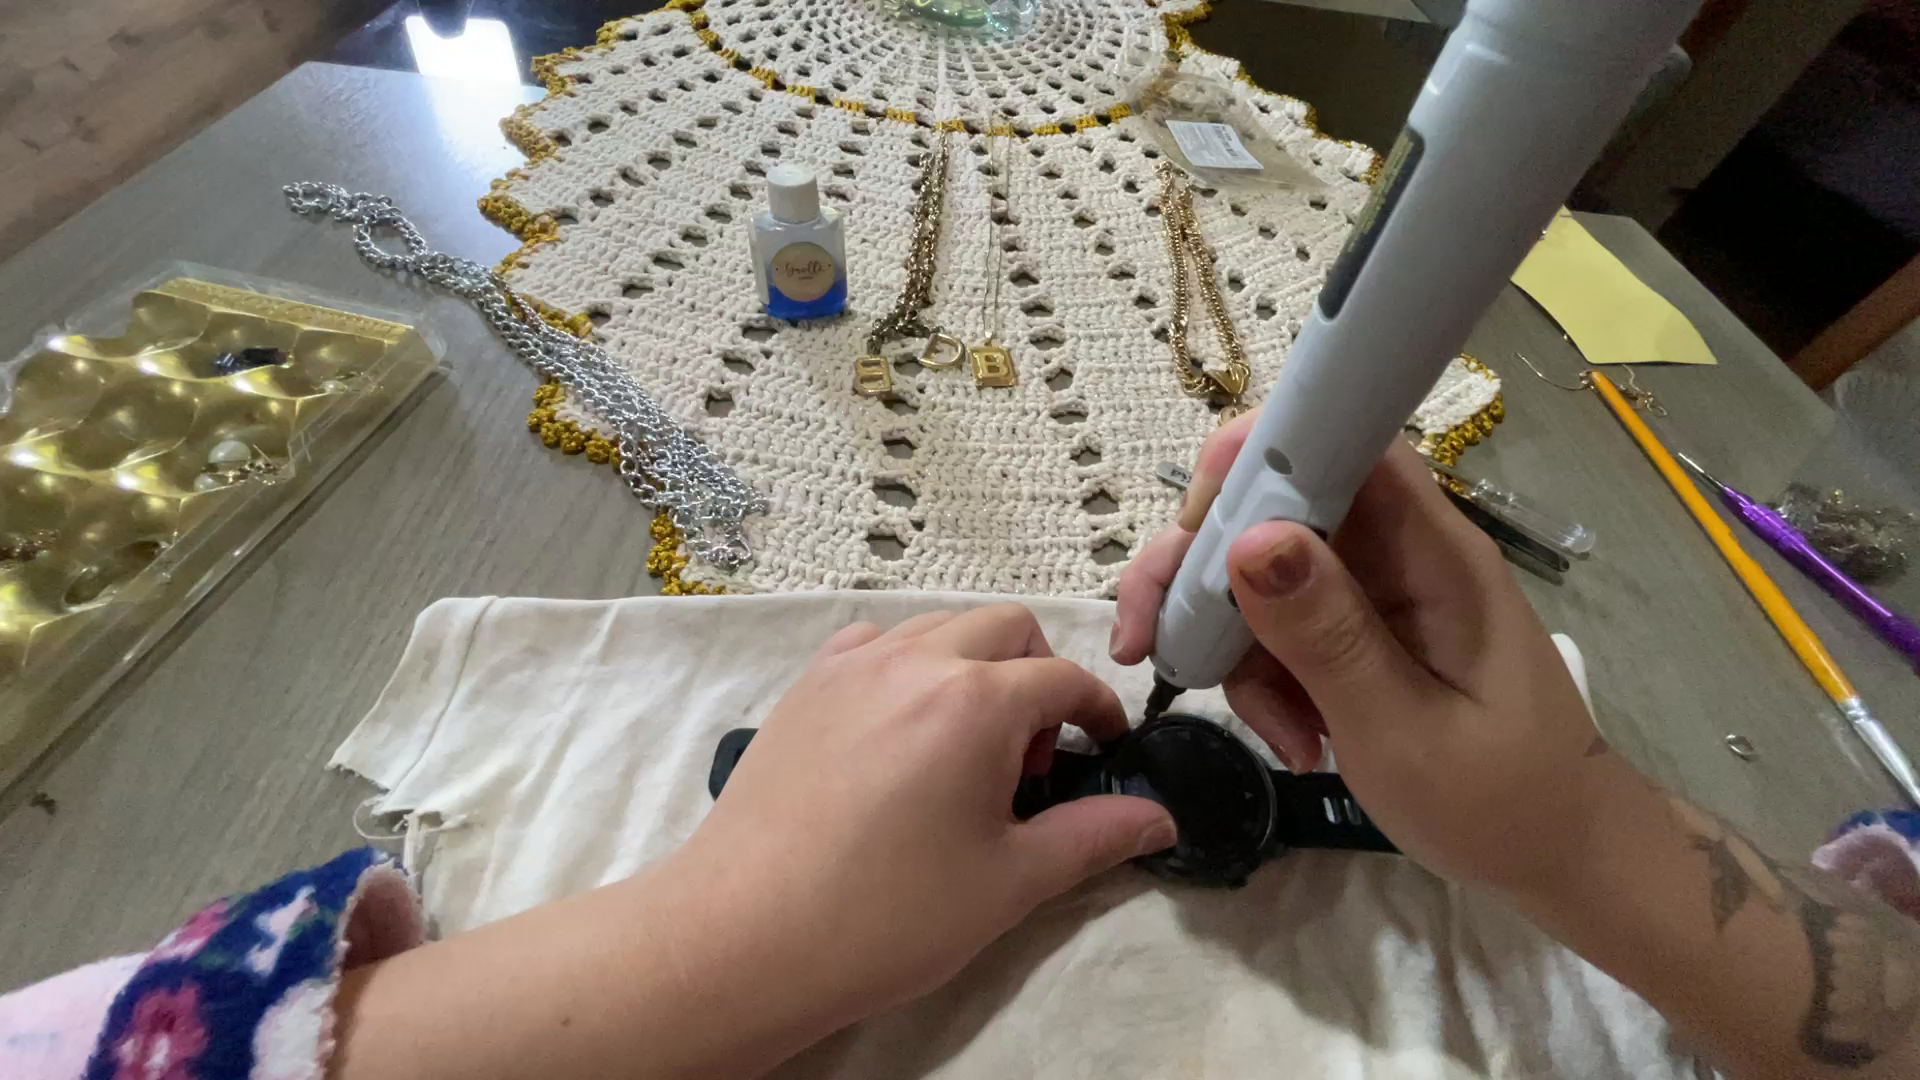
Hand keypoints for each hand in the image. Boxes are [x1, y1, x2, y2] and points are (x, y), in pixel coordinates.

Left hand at [670, 604, 1176, 1030]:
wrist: (745, 934)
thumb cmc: (888, 914)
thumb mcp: (1009, 881)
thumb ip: (1094, 836)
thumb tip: (1161, 818)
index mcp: (975, 701)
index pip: (1063, 678)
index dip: (1098, 710)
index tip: (1105, 746)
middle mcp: (917, 659)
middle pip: (1007, 627)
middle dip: (1038, 674)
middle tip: (1026, 753)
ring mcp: (855, 662)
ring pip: (942, 626)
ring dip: (976, 665)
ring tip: (961, 742)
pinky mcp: (810, 680)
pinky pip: (877, 641)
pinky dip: (910, 663)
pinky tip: (898, 723)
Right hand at [1111, 412, 1607, 896]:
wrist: (1554, 854)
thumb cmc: (1501, 803)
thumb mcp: (1404, 729)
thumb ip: (1327, 636)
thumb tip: (1249, 540)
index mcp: (1427, 552)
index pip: (1338, 448)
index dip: (1256, 458)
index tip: (1191, 527)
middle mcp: (1386, 551)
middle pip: (1264, 510)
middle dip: (1192, 569)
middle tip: (1147, 639)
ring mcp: (1360, 587)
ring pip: (1248, 571)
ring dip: (1226, 644)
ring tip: (1275, 729)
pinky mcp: (1341, 623)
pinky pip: (1264, 622)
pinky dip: (1253, 674)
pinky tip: (1290, 733)